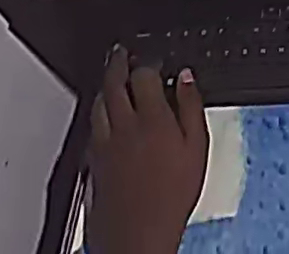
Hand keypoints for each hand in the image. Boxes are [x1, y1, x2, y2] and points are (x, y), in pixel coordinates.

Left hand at [86, 46, 208, 253]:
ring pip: (99, 102)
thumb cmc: (171, 198)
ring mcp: (105, 142)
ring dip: (105, 84)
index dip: (148, 62)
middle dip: (118, 62)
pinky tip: (104, 114)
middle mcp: (124, 125)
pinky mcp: (93, 161)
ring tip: (111, 76)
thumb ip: (191, 106)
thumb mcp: (196, 148)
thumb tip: (187, 78)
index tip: (154, 60)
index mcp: (151, 117)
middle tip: (122, 53)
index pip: (144, 74)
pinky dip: (98, 112)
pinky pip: (92, 126)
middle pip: (114, 81)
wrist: (138, 240)